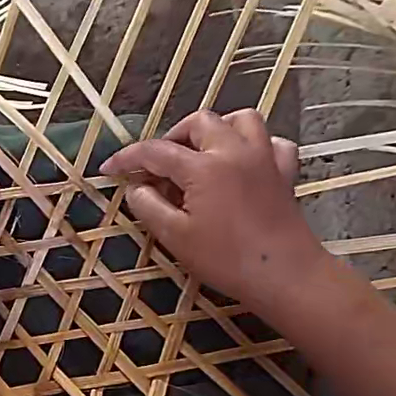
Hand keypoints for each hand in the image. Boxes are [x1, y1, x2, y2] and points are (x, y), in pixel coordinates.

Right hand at [100, 109, 326, 308]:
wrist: (285, 275)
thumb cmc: (226, 259)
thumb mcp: (175, 237)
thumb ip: (149, 207)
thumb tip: (135, 188)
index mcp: (203, 167)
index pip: (155, 151)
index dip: (127, 158)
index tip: (109, 169)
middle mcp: (234, 151)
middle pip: (199, 122)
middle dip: (173, 137)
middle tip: (159, 166)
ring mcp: (264, 158)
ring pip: (241, 120)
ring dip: (216, 129)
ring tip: (202, 153)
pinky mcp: (285, 173)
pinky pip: (272, 143)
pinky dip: (255, 146)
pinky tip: (244, 163)